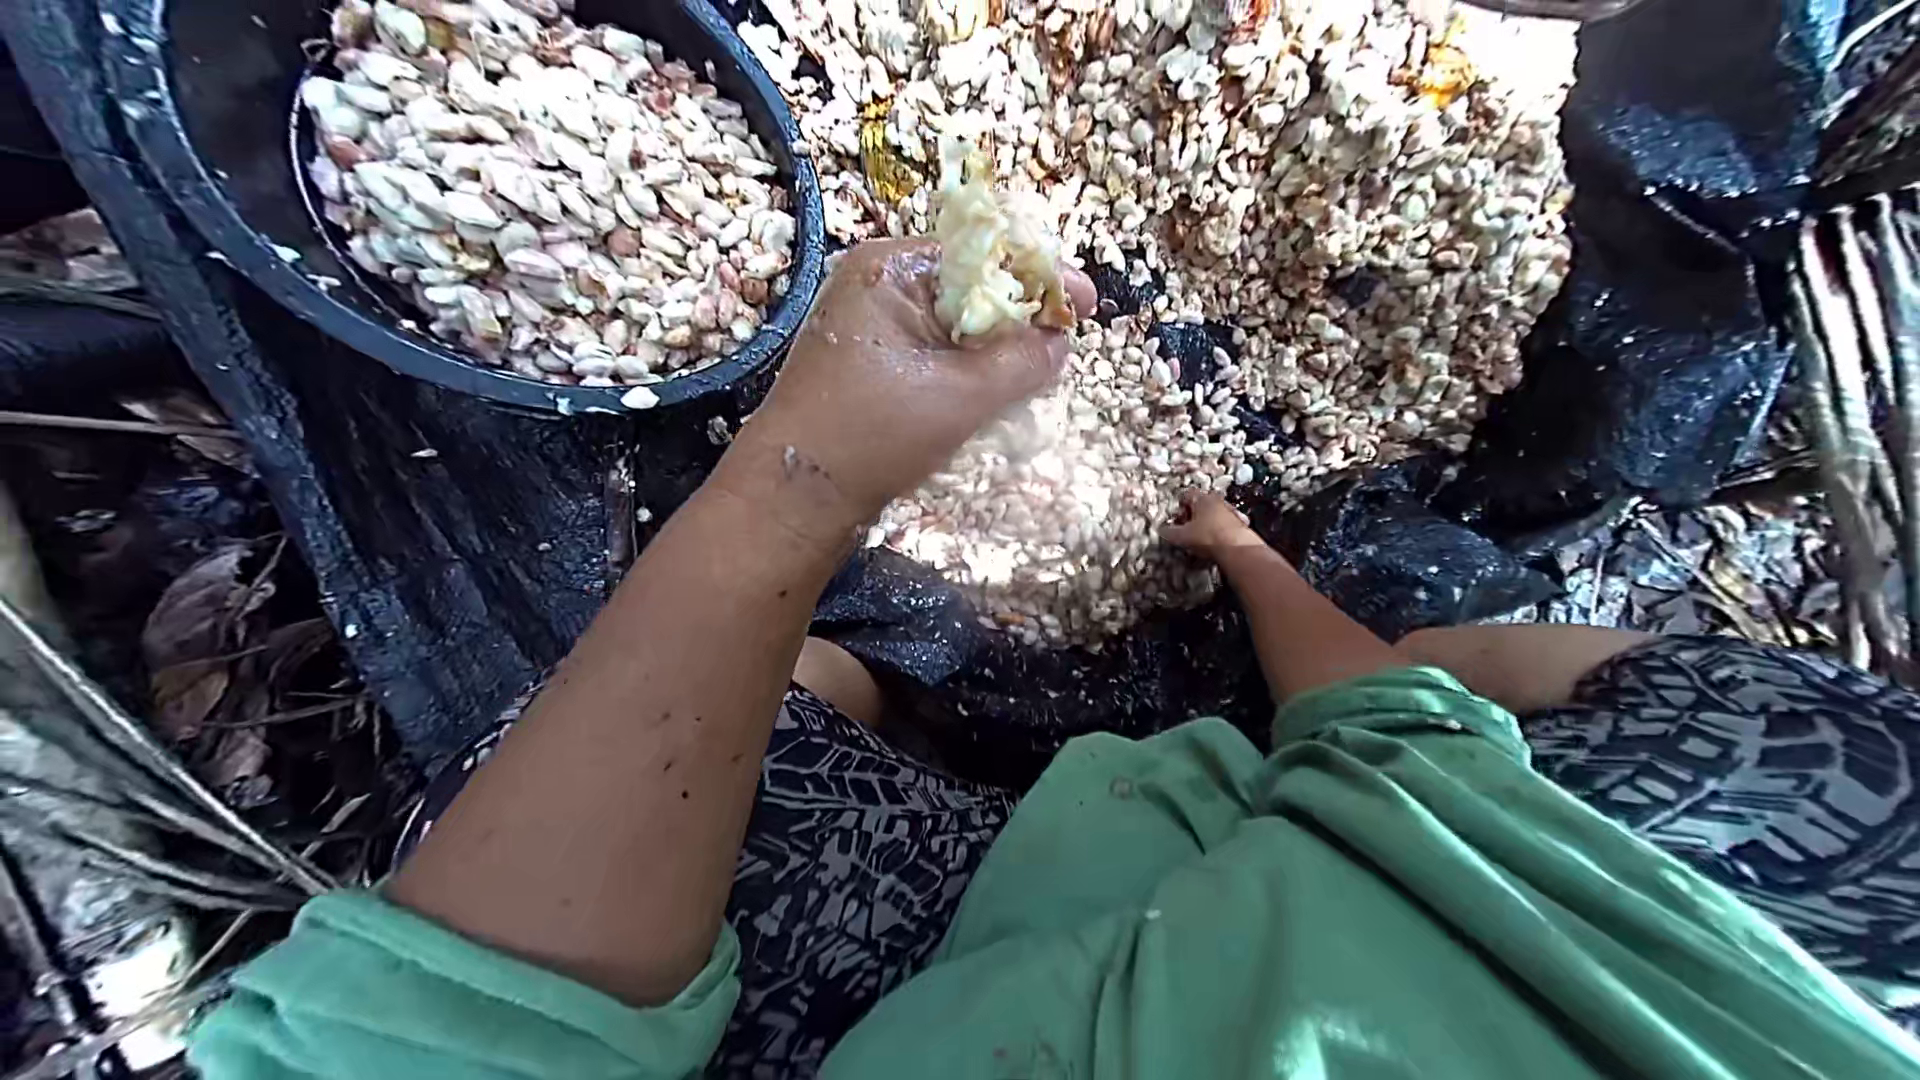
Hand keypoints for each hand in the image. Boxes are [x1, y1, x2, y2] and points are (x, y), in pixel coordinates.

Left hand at [717, 239, 1095, 542]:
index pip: (982, 256)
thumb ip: (1019, 363)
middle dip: (1018, 320)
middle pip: (970, 291)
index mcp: (890, 271)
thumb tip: (1061, 340)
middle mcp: (878, 289)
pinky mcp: (873, 369)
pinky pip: (935, 358)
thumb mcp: (958, 396)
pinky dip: (967, 374)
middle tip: (1059, 350)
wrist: (797, 500)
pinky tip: (990, 398)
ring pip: (955, 330)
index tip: (1086, 303)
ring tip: (1032, 378)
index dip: (1040, 278)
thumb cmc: (871, 437)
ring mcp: (873, 330)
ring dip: (995, 353)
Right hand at [1161, 490, 1265, 561]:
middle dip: (1192, 515)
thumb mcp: (1181, 536)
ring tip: (1198, 537)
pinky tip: (1213, 543)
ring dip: (1205, 522)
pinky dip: (1217, 530)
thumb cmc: (1207, 537)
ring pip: (1213, 513)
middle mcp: (1217, 501)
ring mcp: (1231, 511)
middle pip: (1201, 503)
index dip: (1178, 505)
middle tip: (1184, 528)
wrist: (1238, 549)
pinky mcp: (1241, 524)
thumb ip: (1168, 532)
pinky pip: (1223, 524)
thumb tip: (1161, 530)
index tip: (1174, 518)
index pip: (1186, 494)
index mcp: (1202, 498)